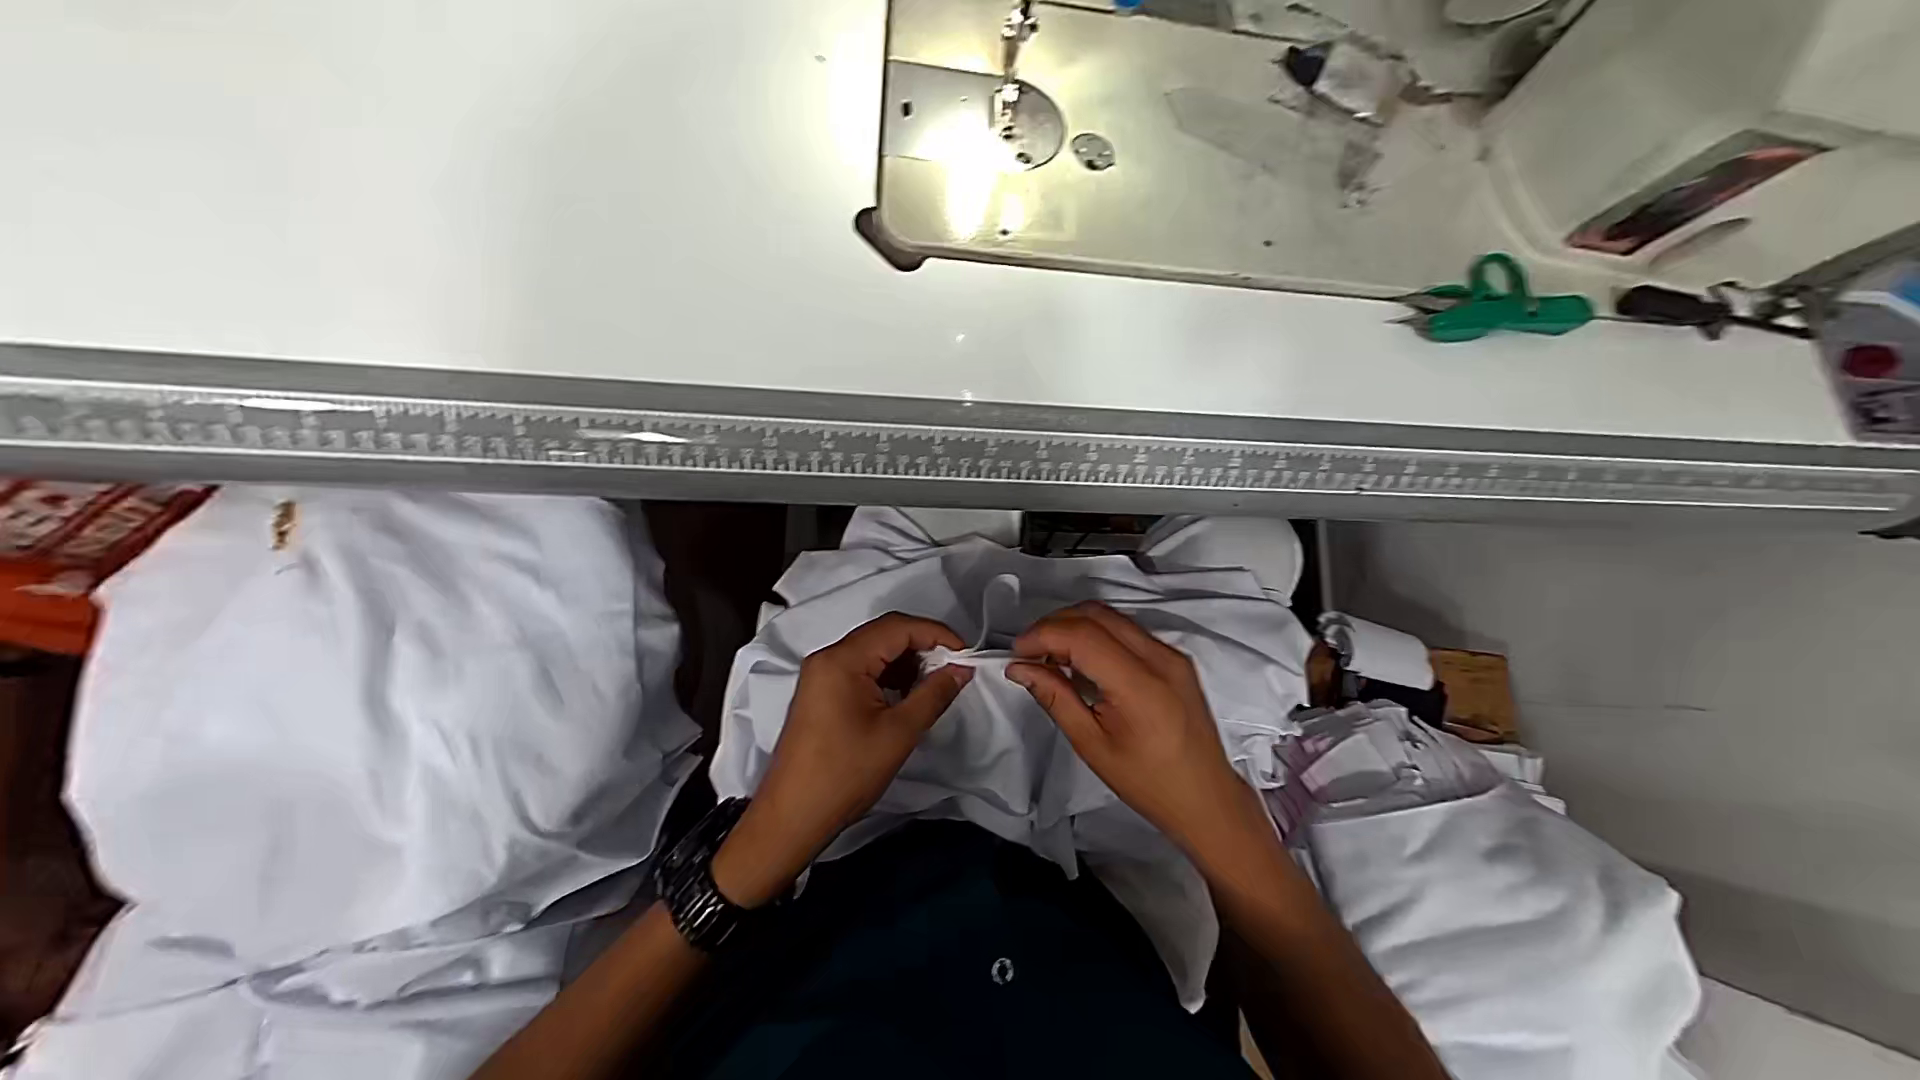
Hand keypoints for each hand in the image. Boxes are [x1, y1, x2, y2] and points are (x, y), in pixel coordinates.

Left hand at [711, 613, 971, 906]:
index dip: (936, 633)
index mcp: (842, 660)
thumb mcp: (899, 733)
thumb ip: (934, 694)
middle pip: (883, 633)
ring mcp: (820, 674)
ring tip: (934, 683)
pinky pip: (860, 668)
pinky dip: (887, 674)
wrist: (793, 816)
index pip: (896, 627)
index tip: (966, 653)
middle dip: (922, 645)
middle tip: (953, 667)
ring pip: (872, 650)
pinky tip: (906, 694)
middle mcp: (828, 657)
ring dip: (905, 660)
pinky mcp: (820, 691)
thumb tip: (962, 669)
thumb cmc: (846, 774)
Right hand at [1008, 603, 1266, 860]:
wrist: (1206, 797)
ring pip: (1111, 616)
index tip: (1018, 653)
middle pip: (1096, 614)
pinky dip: (1096, 634)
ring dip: (1074, 626)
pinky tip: (1081, 662)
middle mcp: (1160, 658)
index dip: (1043, 635)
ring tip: (1051, 658)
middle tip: (1030, 654)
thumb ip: (1055, 697)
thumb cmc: (1148, 781)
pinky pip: (1126, 629)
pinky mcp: (1174, 657)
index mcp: (1141, 686)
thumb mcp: (1091, 744)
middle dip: (1054, 625)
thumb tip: (1020, 668)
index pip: (1083, 635)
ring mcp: (1171, 654)